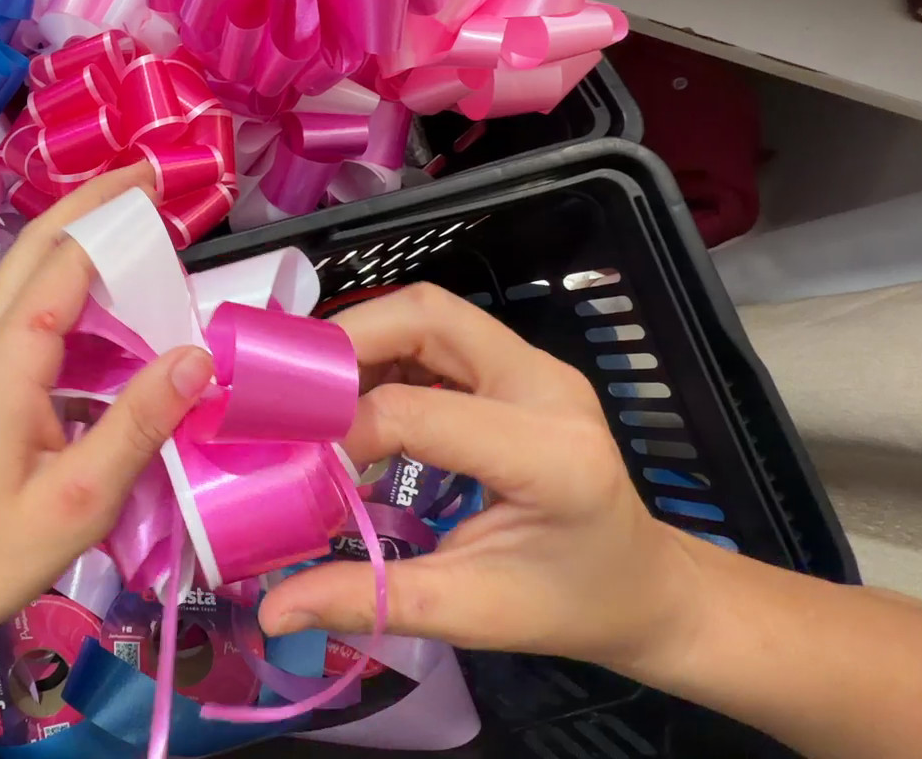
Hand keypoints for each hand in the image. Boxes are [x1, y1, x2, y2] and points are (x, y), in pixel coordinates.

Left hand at [0, 165, 213, 672]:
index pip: (65, 263)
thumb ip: (139, 423)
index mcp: (5, 359)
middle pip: (34, 247)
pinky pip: (22, 312)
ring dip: (77, 241)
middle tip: (147, 179)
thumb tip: (199, 356)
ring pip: (25, 275)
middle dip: (89, 203)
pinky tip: (105, 309)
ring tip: (137, 231)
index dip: (115, 220)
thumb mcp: (78, 501)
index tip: (164, 191)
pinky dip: (67, 288)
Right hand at [258, 284, 705, 677]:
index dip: (342, 429)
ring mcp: (534, 366)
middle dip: (345, 340)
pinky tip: (356, 389)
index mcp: (550, 455)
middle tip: (293, 387)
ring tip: (316, 385)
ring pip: (427, 310)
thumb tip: (272, 612)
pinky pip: (435, 330)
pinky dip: (383, 346)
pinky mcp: (517, 364)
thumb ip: (370, 600)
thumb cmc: (569, 604)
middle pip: (426, 316)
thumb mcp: (470, 612)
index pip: (414, 412)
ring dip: (361, 337)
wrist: (648, 587)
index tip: (298, 462)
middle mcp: (546, 388)